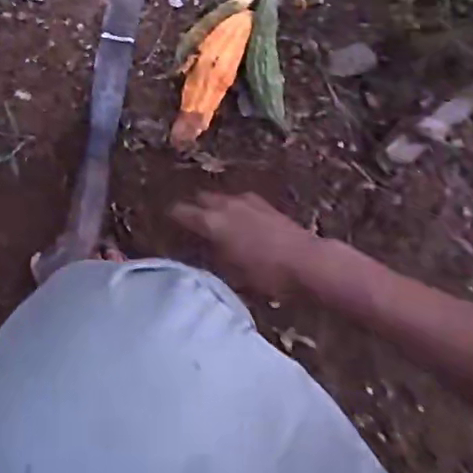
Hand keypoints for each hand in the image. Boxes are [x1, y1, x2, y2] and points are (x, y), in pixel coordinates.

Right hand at [170, 191, 324, 297]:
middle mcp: (225, 205)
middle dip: (193, 207)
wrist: (306, 261)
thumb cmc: (266, 275)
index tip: (165, 220)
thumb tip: (199, 250)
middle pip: (200, 198)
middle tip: (189, 221)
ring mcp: (245, 201)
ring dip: (214, 206)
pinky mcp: (263, 203)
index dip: (172, 216)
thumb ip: (210, 257)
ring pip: (220, 197)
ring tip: (214, 220)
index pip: (181, 212)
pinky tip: (239, 219)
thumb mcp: (231, 274)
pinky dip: (233, 207)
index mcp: (212, 222)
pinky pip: (239, 200)